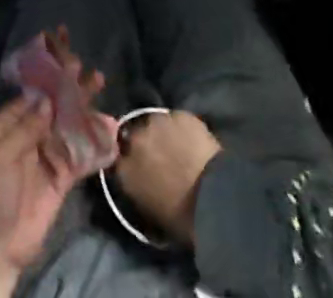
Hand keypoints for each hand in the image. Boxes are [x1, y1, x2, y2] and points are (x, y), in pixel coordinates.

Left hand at [0, 35, 113, 297]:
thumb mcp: (3, 156)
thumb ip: (28, 128)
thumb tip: (48, 101)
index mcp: (13, 122)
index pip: (35, 90)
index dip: (50, 70)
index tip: (65, 48)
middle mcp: (33, 132)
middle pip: (58, 105)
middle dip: (74, 89)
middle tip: (93, 73)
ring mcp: (50, 153)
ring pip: (73, 127)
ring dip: (90, 115)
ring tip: (107, 103)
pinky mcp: (64, 176)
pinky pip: (83, 156)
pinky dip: (97, 147)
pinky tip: (112, 137)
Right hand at [115, 110, 222, 247]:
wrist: (213, 198)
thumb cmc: (182, 217)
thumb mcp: (149, 210)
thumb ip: (137, 187)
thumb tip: (140, 179)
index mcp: (124, 170)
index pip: (119, 159)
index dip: (131, 162)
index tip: (141, 167)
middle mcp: (135, 141)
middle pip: (135, 136)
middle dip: (145, 143)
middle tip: (160, 155)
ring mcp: (157, 123)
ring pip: (155, 123)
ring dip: (162, 132)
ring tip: (177, 144)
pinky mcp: (179, 115)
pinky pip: (177, 119)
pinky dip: (182, 128)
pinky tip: (192, 139)